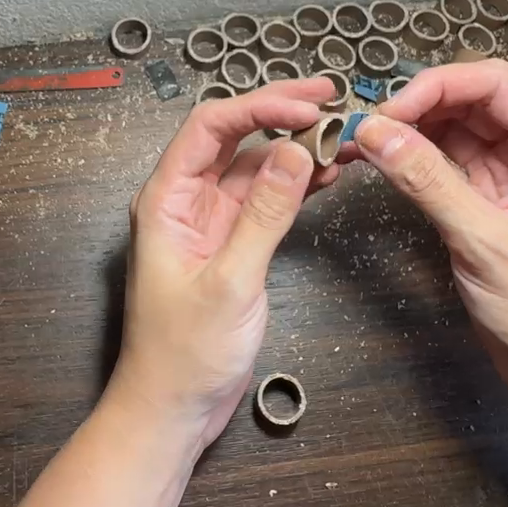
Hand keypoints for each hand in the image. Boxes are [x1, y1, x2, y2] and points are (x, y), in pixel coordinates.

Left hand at [111, 78, 344, 446]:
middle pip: (232, 137)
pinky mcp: (230, 242)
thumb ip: (263, 215)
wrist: (172, 408)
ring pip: (252, 166)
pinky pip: (262, 199)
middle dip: (279, 113)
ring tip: (341, 136)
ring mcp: (209, 220)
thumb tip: (297, 151)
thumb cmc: (185, 353)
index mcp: (166, 199)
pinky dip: (293, 185)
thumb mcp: (230, 281)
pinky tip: (326, 174)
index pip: (209, 127)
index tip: (308, 105)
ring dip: (293, 149)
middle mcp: (185, 200)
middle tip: (331, 98)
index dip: (258, 106)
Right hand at [354, 59, 507, 400]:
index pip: (496, 84)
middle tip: (364, 131)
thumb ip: (427, 181)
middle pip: (473, 103)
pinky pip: (450, 167)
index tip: (386, 113)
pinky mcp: (494, 205)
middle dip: (417, 109)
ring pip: (457, 133)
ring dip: (409, 134)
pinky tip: (381, 164)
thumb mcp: (486, 243)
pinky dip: (415, 163)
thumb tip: (371, 130)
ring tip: (361, 145)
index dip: (437, 86)